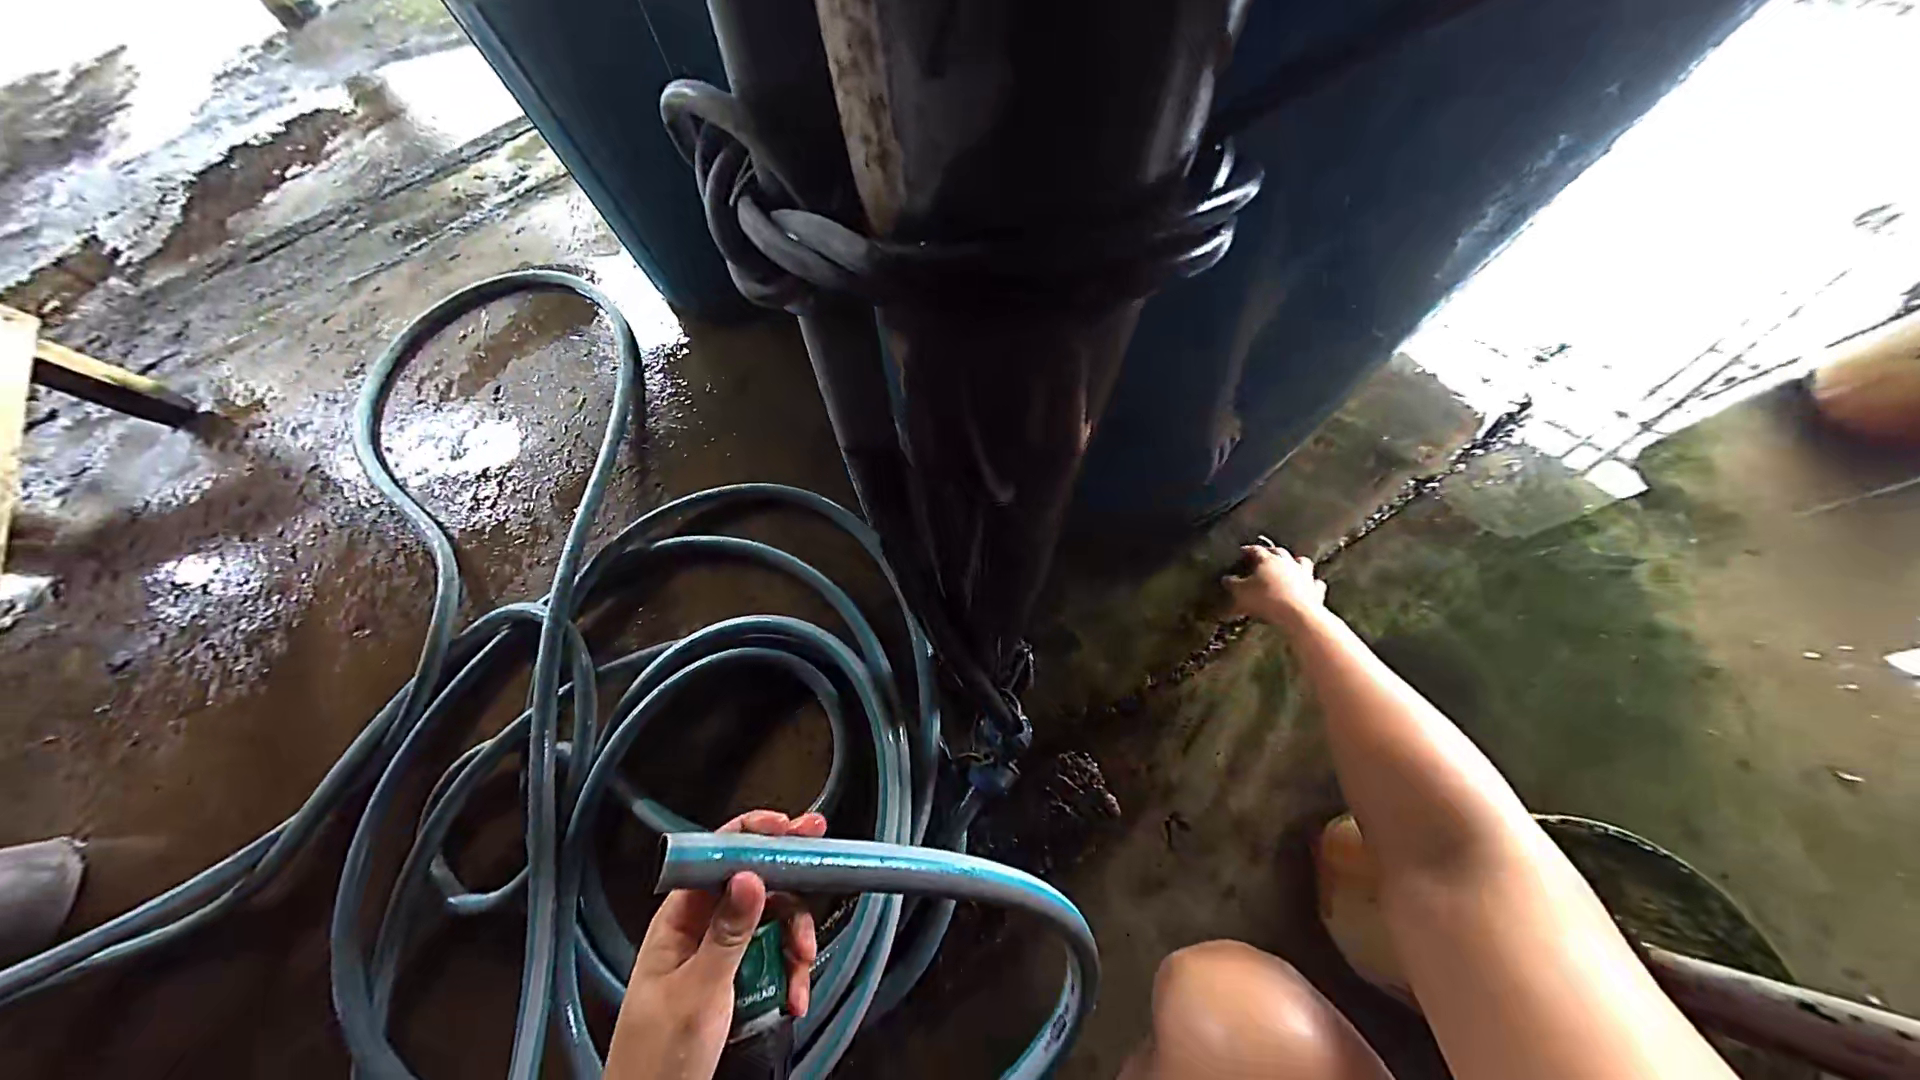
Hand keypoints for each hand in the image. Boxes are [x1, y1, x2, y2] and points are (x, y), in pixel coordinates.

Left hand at [605, 810, 825, 1079]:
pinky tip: (795, 996)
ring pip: (775, 918)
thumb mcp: (696, 994)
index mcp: (681, 916)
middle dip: (791, 882)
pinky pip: (778, 955)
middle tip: (823, 863)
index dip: (756, 834)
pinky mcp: (743, 976)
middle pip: (758, 881)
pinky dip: (793, 971)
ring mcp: (726, 949)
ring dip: (797, 937)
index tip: (791, 829)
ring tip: (803, 967)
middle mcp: (705, 924)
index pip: (719, 855)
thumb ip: (727, 934)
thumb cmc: (657, 1060)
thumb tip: (751, 875)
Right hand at [1224, 543, 1327, 626]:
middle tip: (1265, 554)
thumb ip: (1232, 583)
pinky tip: (1308, 585)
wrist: (1296, 615)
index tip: (1242, 551)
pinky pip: (1316, 583)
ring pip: (1302, 562)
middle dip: (1271, 551)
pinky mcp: (1316, 590)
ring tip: (1291, 564)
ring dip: (1296, 562)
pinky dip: (1312, 583)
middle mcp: (1287, 563)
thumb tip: (1227, 578)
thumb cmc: (1265, 599)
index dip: (1248, 550)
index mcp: (1268, 560)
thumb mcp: (1240, 592)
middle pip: (1279, 552)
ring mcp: (1304, 575)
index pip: (1256, 550)